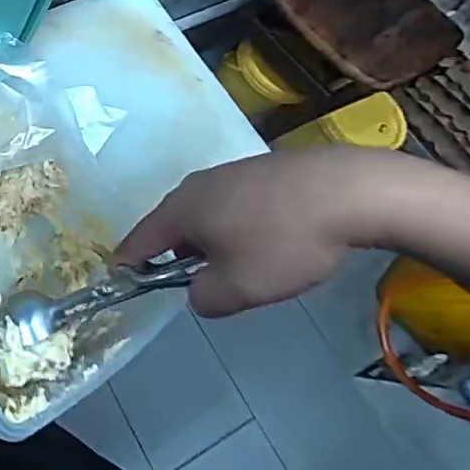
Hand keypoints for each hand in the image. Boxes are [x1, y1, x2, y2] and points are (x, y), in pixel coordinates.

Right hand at [115, 147, 427, 317]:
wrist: (347, 190)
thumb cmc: (282, 241)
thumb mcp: (242, 286)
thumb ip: (206, 298)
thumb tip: (197, 293)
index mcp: (178, 210)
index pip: (138, 240)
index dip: (128, 264)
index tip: (122, 281)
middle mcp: (192, 187)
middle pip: (170, 226)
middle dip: (173, 254)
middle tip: (190, 282)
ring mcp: (225, 174)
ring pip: (202, 215)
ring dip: (207, 241)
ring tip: (234, 266)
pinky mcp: (256, 171)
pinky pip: (229, 205)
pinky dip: (233, 227)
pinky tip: (264, 242)